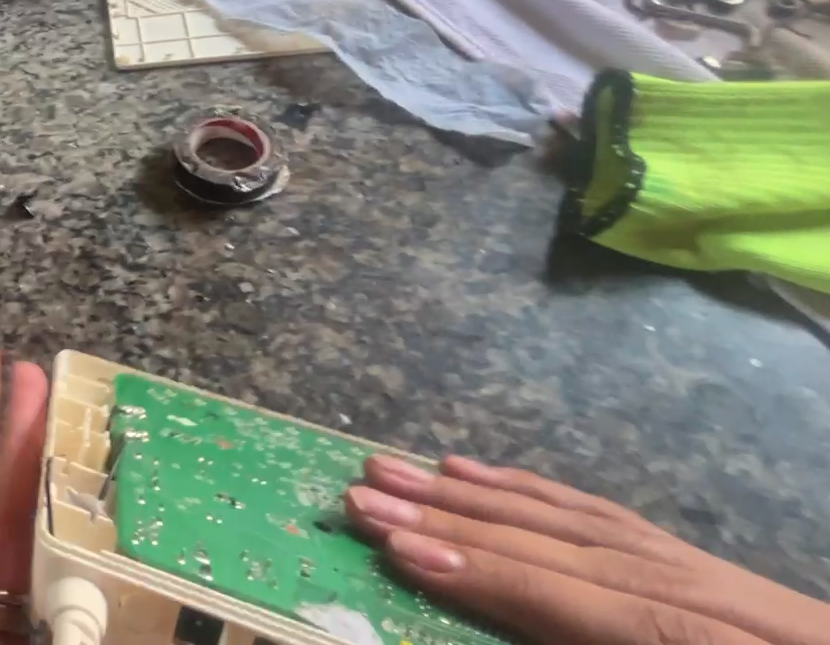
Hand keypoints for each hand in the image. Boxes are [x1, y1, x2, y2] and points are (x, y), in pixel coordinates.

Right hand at [347, 454, 829, 644]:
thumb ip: (576, 643)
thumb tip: (479, 608)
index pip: (594, 606)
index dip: (496, 577)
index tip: (403, 550)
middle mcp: (731, 602)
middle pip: (570, 551)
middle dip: (456, 524)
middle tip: (363, 497)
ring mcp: (720, 575)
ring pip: (575, 520)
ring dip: (467, 494)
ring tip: (387, 469)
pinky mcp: (702, 562)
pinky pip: (605, 514)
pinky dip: (528, 489)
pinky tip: (467, 467)